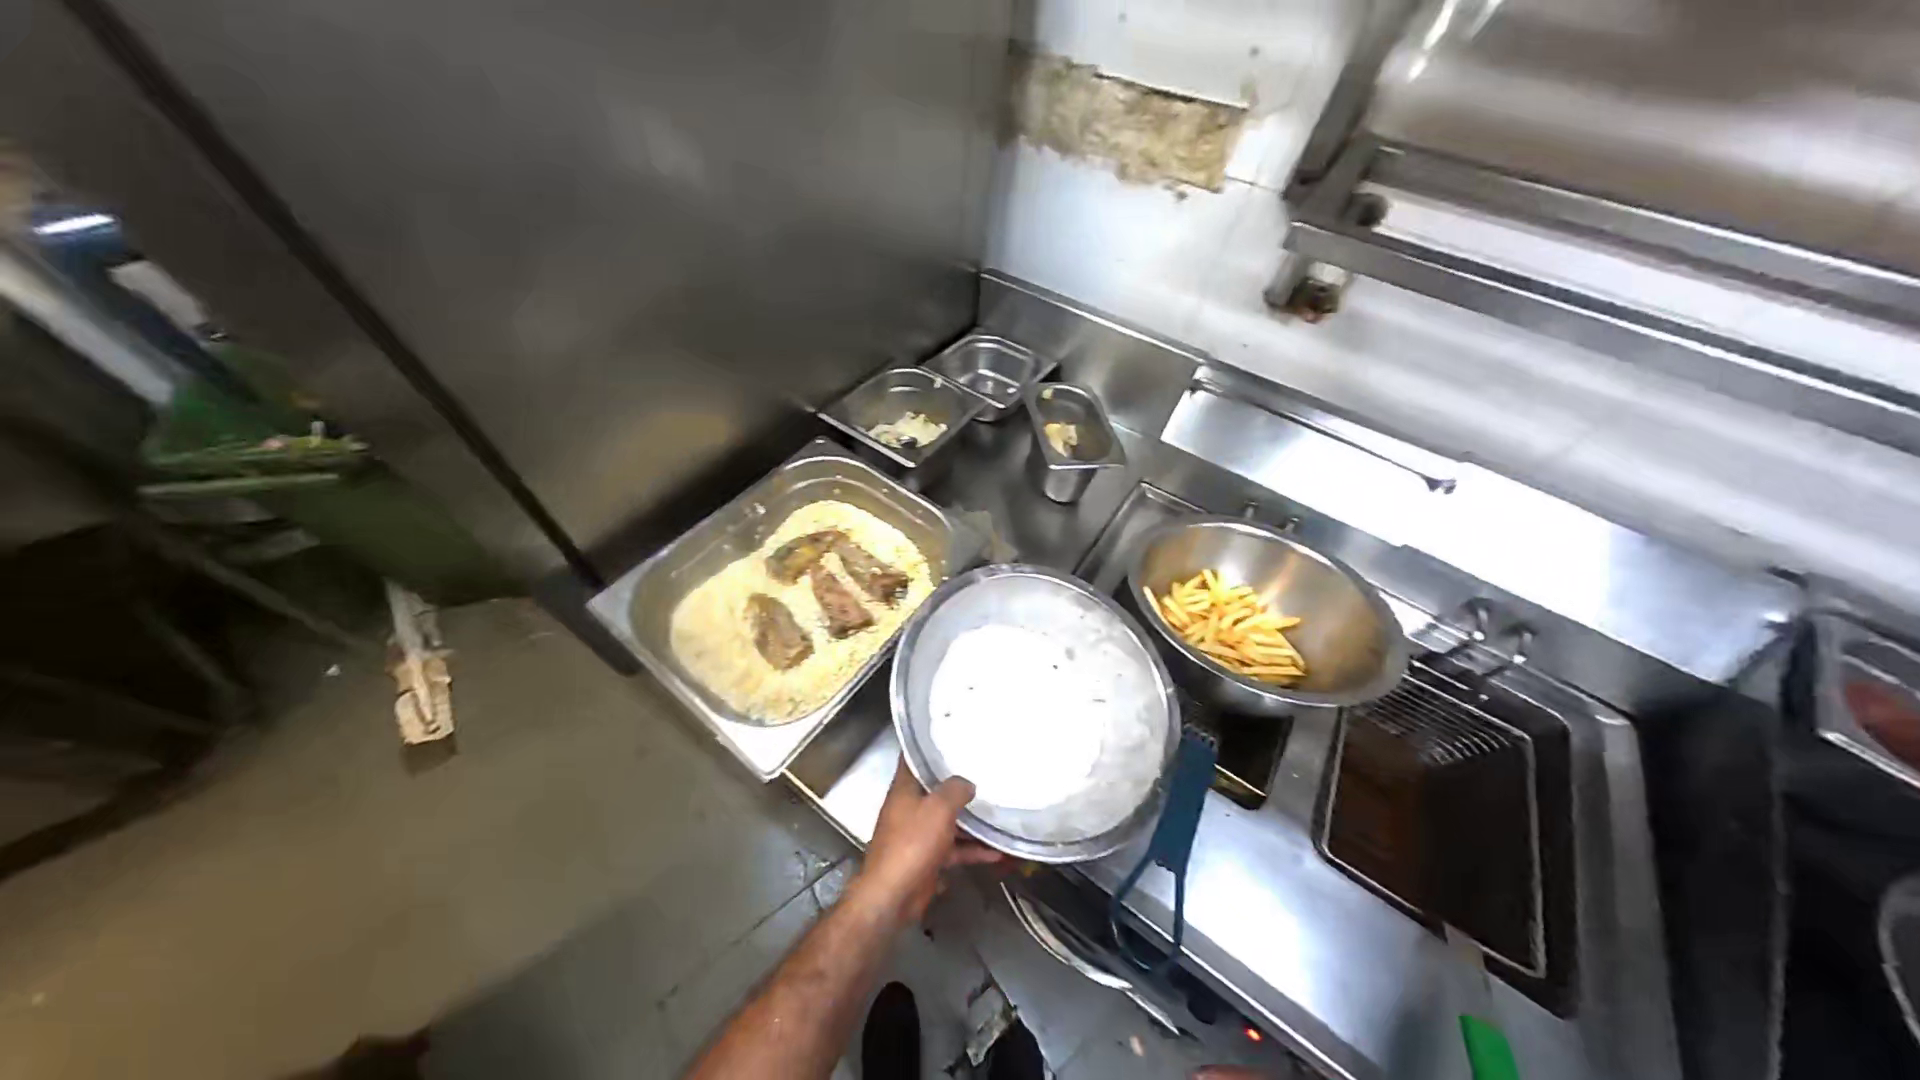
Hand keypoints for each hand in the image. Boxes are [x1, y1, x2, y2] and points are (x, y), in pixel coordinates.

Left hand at [853, 757, 1004, 924]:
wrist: (894, 895)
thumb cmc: (912, 843)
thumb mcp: (938, 808)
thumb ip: (955, 789)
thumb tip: (967, 783)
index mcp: (904, 789)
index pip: (912, 758)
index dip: (928, 745)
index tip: (951, 736)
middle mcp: (909, 808)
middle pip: (935, 790)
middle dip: (958, 784)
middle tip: (984, 772)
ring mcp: (918, 834)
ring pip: (947, 820)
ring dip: (970, 820)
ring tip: (997, 811)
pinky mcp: (928, 858)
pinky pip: (954, 848)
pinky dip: (972, 849)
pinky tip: (996, 851)